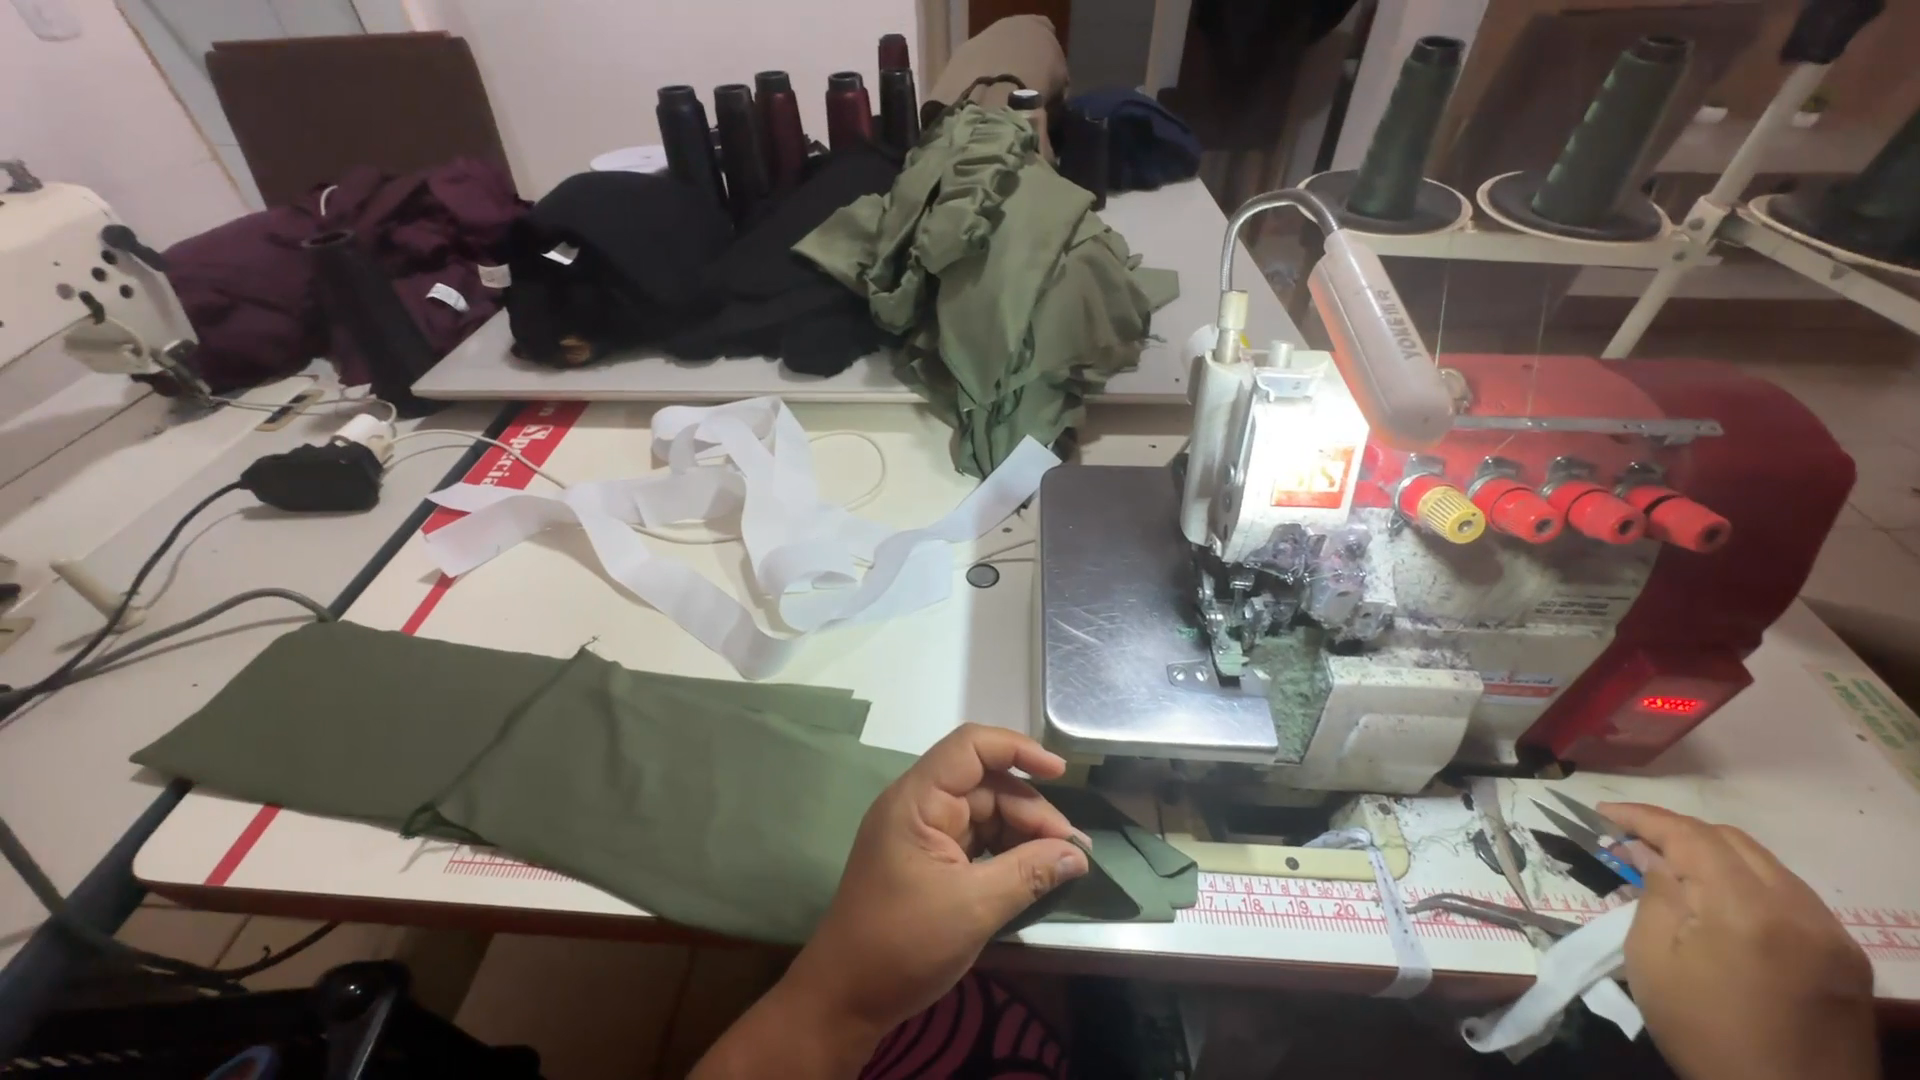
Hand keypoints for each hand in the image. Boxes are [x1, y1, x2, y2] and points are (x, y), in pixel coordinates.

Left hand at [694, 725, 1089, 1079]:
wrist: (843, 1000)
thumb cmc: (901, 945)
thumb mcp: (973, 908)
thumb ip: (1028, 873)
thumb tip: (1077, 854)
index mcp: (917, 800)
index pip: (970, 747)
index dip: (1017, 749)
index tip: (1059, 771)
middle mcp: (919, 805)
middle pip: (986, 784)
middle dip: (1032, 810)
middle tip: (1074, 849)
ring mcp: (922, 833)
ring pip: (985, 813)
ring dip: (1024, 833)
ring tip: (1063, 862)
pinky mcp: (928, 860)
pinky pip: (975, 840)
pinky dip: (1006, 852)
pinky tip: (1034, 871)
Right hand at [1602, 803, 1878, 1079]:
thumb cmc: (1702, 1032)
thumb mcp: (1652, 960)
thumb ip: (1656, 896)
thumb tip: (1652, 855)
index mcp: (1744, 910)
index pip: (1689, 835)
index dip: (1641, 816)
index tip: (1601, 814)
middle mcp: (1798, 910)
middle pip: (1731, 840)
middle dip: (1676, 830)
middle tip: (1630, 838)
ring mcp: (1831, 933)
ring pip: (1766, 863)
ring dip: (1713, 853)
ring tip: (1670, 865)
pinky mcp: (1846, 956)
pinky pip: (1791, 895)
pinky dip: (1746, 881)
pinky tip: (1718, 899)